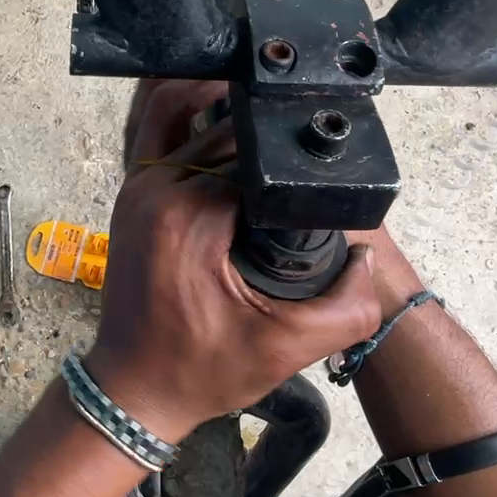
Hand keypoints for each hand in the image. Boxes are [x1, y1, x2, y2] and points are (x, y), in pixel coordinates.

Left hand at [83, 81, 381, 441]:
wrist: (134, 388)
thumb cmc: (201, 370)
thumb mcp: (286, 349)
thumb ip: (347, 306)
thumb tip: (366, 255)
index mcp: (189, 216)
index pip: (258, 156)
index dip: (296, 159)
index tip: (325, 171)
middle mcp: (157, 188)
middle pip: (227, 129)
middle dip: (270, 133)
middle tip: (307, 142)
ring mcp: (138, 185)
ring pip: (188, 116)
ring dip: (229, 109)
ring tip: (271, 114)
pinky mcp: (131, 191)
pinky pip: (160, 130)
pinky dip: (190, 113)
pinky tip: (225, 118)